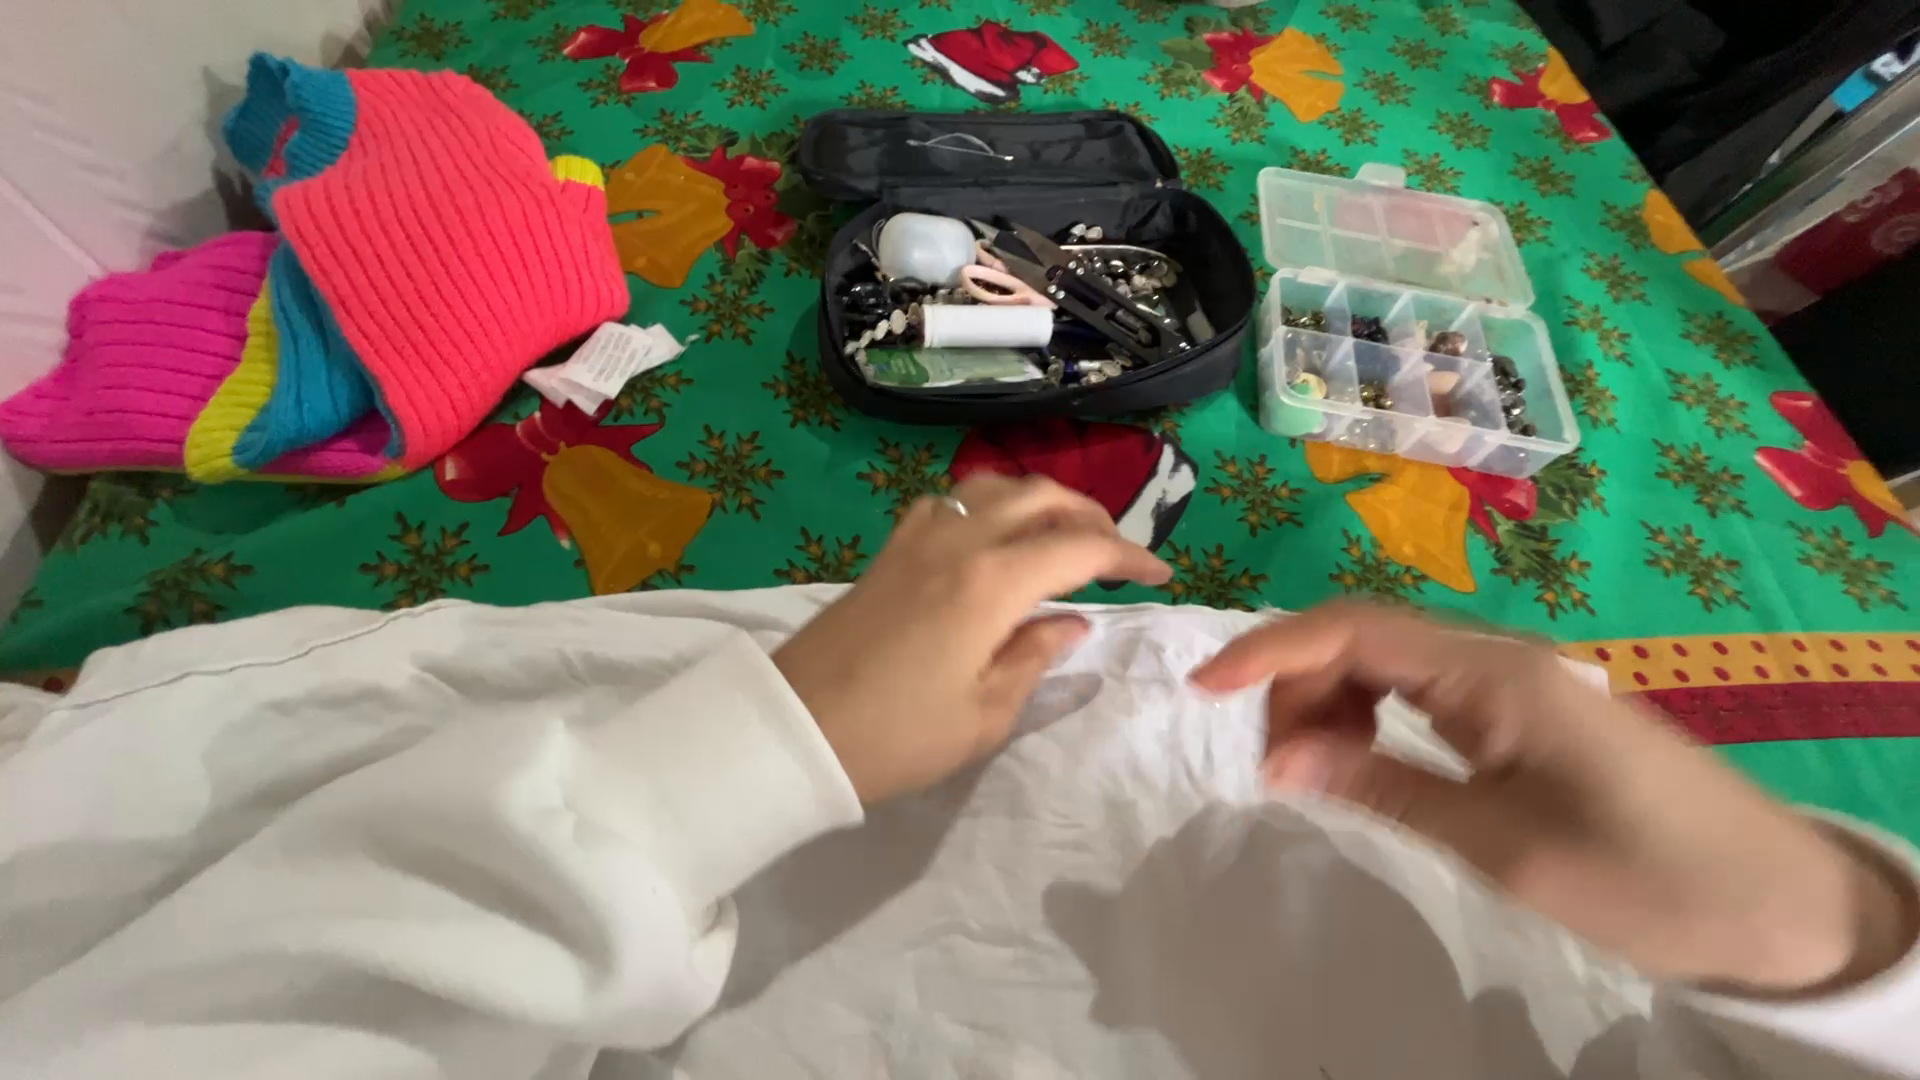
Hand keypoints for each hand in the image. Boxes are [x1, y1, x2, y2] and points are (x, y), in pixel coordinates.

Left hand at [773, 474, 1170, 804]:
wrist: (795, 727)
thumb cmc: (896, 736)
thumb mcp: (984, 714)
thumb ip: (1036, 655)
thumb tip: (1072, 621)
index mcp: (992, 582)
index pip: (1080, 550)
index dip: (1128, 558)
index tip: (1159, 576)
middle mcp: (960, 539)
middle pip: (1041, 497)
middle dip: (1090, 516)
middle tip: (1114, 554)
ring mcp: (919, 535)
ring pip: (996, 486)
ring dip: (1041, 501)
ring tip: (1062, 536)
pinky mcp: (891, 547)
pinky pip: (952, 499)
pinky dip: (990, 504)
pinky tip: (991, 536)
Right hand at [1189, 603, 1919, 995]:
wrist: (1785, 912)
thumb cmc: (1649, 881)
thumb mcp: (1502, 847)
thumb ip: (1381, 784)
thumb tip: (1278, 758)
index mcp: (1493, 675)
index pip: (1353, 631)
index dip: (1268, 650)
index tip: (1204, 686)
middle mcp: (1489, 654)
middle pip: (1355, 635)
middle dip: (1293, 685)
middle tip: (1272, 762)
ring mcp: (1498, 674)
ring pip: (1374, 655)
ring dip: (1323, 698)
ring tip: (1308, 764)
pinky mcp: (1503, 701)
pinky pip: (1405, 683)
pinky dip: (1359, 710)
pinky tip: (1354, 753)